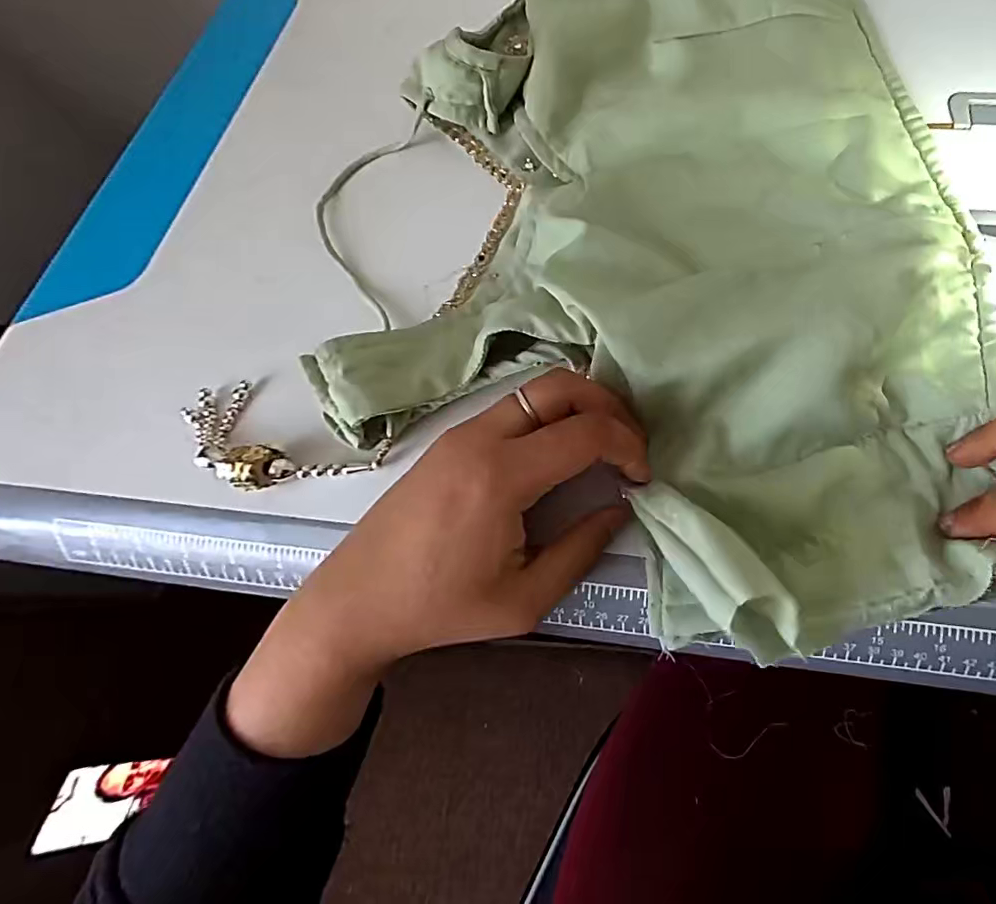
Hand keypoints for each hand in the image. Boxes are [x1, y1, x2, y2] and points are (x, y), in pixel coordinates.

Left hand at [228, 370, 650, 755]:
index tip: (642, 477)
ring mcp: (463, 431)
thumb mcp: (523, 600)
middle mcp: (481, 437)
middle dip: (612, 406)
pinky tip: (566, 446)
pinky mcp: (453, 436)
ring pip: (539, 387)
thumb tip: (619, 508)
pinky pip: (517, 404)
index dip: (628, 447)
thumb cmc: (439, 608)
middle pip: (564, 385)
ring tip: (607, 441)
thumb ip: (581, 550)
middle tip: (631, 443)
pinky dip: (555, 411)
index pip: (586, 433)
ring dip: (584, 404)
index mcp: (499, 477)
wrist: (352, 604)